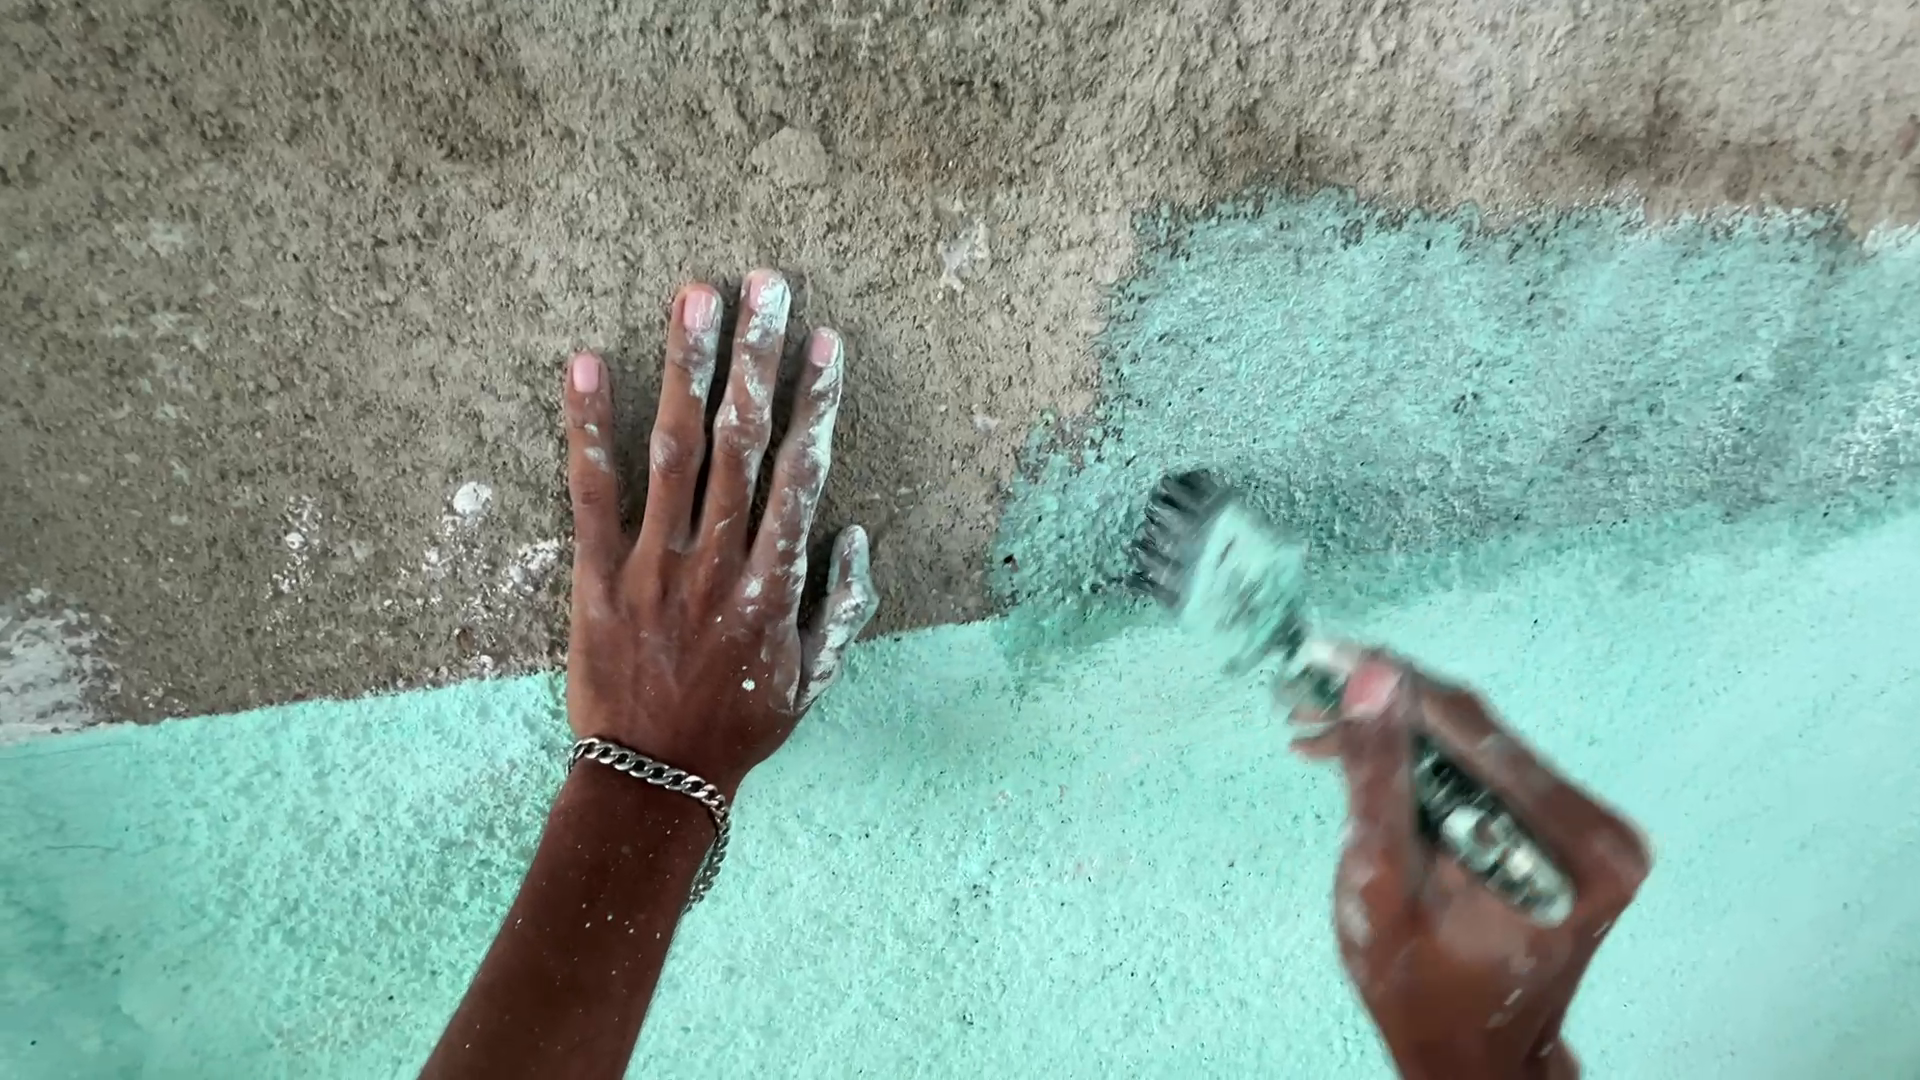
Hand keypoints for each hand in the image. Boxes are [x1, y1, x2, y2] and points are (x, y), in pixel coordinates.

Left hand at [560, 270, 879, 795]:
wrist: (654, 779)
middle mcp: (719, 561)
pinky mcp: (598, 577)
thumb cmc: (744, 725)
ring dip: (686, 370)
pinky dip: (586, 427)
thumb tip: (855, 533)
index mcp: (775, 585)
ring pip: (675, 451)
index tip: (826, 343)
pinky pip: (590, 494)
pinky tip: (588, 364)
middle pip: (743, 443)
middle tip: (765, 286)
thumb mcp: (816, 678)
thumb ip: (844, 606)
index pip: (802, 476)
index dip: (816, 404)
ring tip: (695, 298)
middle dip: (757, 358)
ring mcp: (655, 565)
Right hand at [1288, 652, 1650, 1079]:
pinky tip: (1354, 757)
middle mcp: (1594, 826)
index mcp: (1569, 845)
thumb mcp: (1379, 876)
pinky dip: (1409, 759)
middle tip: (1303, 697)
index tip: (1321, 655)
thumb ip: (1375, 773)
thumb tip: (1369, 675)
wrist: (1467, 1050)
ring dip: (1385, 732)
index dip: (1387, 682)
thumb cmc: (1416, 981)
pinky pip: (1472, 767)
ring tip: (1313, 729)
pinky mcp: (1556, 828)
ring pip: (1463, 742)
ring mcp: (1580, 826)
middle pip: (1467, 729)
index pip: (1466, 726)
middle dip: (1377, 710)